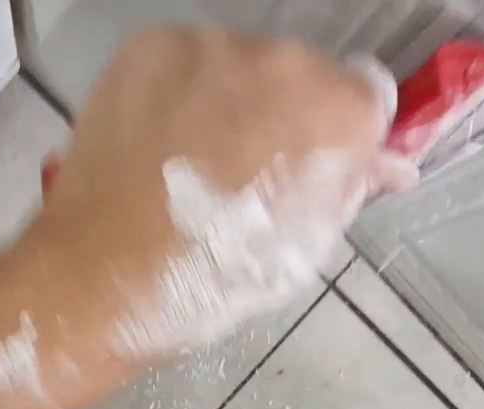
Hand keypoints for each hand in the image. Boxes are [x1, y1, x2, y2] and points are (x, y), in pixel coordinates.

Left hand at [29, 28, 413, 359]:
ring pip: (239, 67)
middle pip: (302, 78)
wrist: (98, 281)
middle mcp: (279, 61)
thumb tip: (385, 164)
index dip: (343, 141)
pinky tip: (157, 147)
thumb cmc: (206, 286)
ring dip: (230, 105)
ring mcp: (208, 48)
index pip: (366, 101)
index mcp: (332, 115)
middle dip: (286, 121)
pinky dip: (180, 97)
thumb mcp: (296, 256)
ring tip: (192, 166)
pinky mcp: (149, 48)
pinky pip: (185, 64)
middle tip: (244, 179)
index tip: (312, 174)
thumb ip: (347, 192)